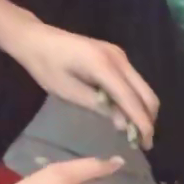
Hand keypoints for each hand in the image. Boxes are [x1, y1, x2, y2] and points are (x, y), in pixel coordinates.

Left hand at [2, 20, 159, 149]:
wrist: (35, 38)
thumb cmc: (46, 67)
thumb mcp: (70, 93)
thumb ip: (100, 107)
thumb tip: (125, 125)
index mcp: (104, 66)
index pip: (132, 100)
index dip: (142, 125)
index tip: (146, 145)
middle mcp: (119, 59)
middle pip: (147, 95)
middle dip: (148, 120)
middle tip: (142, 141)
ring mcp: (120, 56)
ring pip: (144, 89)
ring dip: (144, 111)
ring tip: (135, 131)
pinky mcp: (118, 57)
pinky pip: (136, 83)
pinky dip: (136, 101)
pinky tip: (127, 114)